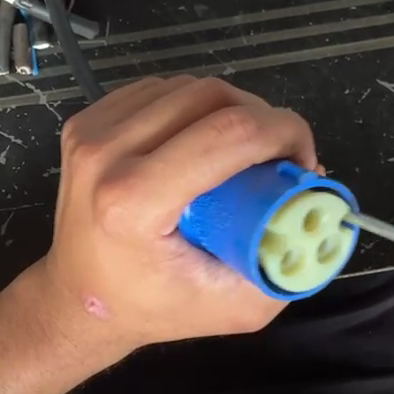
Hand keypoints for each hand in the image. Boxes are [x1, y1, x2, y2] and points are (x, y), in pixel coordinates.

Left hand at [36, 76, 318, 354]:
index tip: (302, 162)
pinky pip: (157, 91)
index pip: (229, 133)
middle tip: (278, 158)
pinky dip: (191, 107)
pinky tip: (199, 141)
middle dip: (263, 118)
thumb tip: (314, 194)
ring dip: (228, 110)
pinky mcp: (85, 122)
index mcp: (133, 201)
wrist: (79, 296)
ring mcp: (89, 133)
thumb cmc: (153, 307)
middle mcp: (105, 155)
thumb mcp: (236, 306)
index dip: (284, 133)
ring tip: (239, 153)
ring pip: (185, 87)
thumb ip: (288, 258)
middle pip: (211, 97)